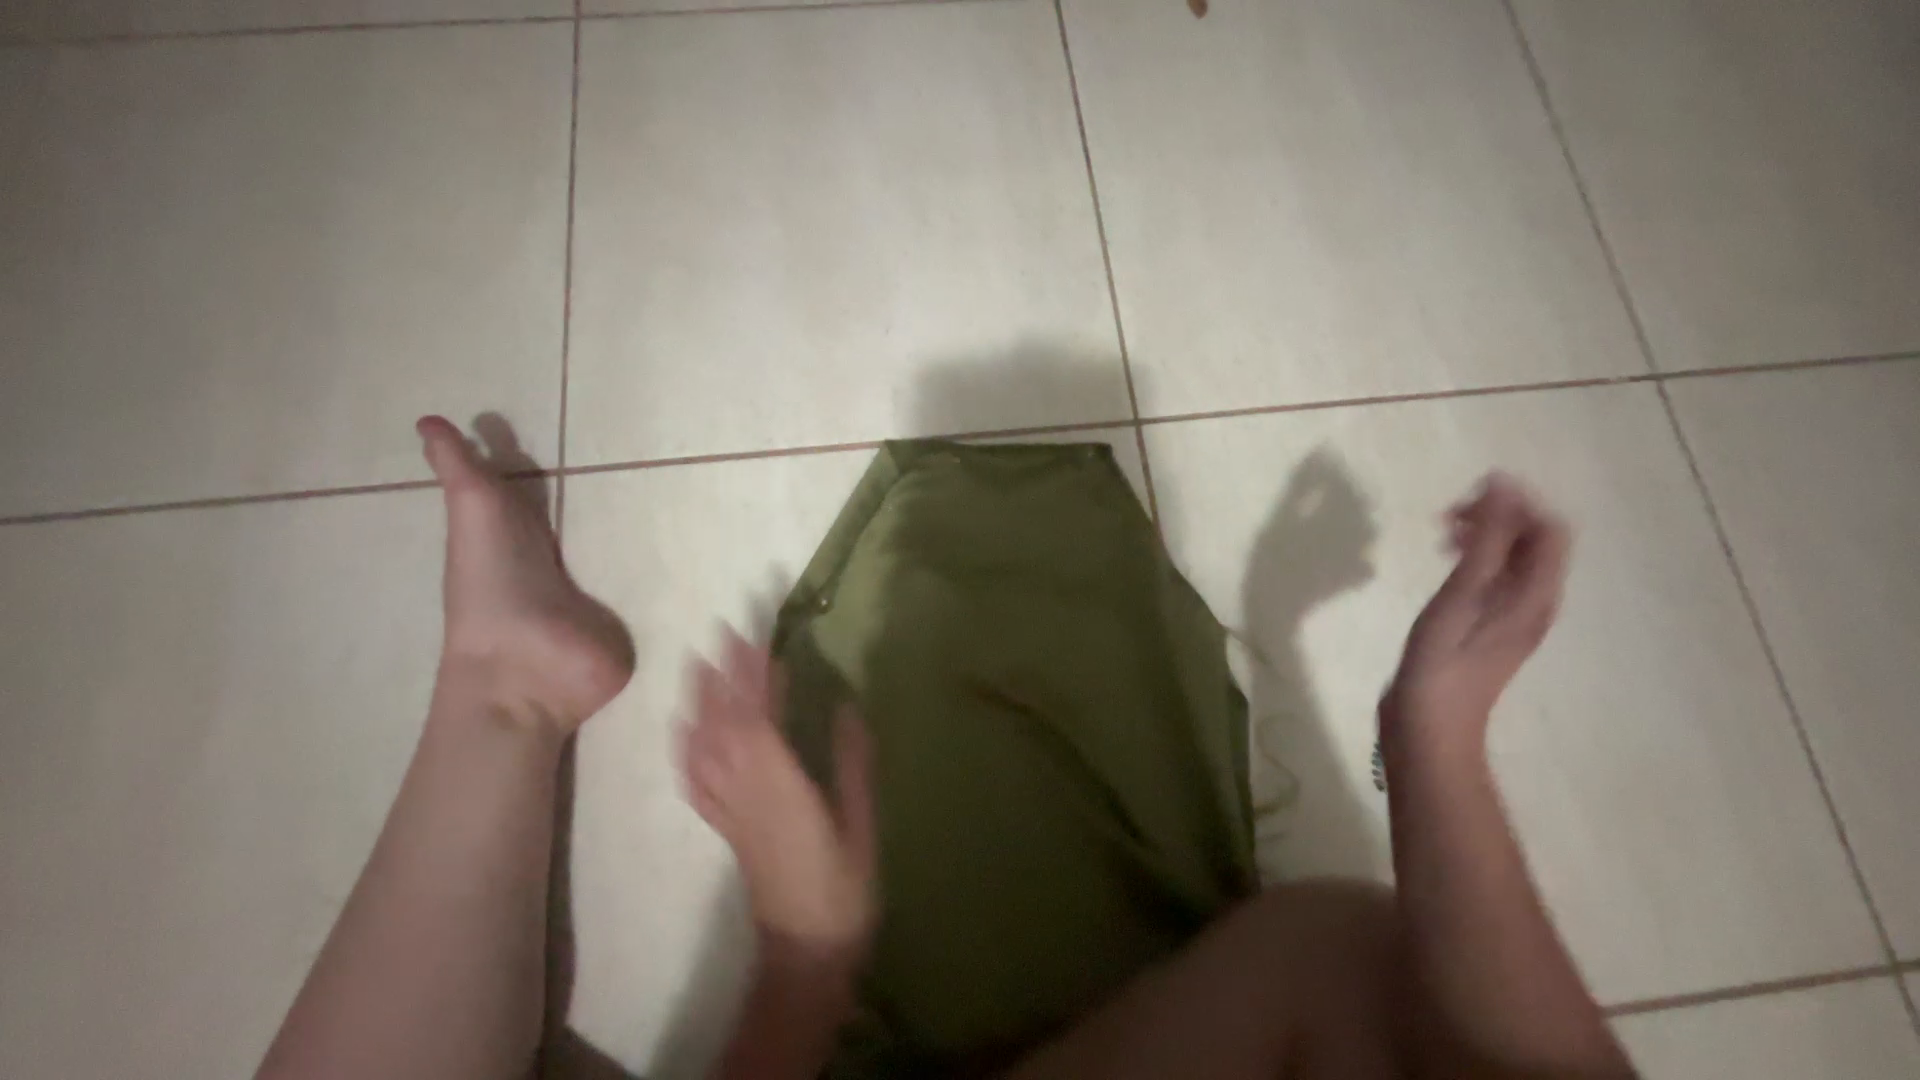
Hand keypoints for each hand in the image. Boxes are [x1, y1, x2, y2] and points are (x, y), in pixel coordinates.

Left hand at [679, 630, 877, 966]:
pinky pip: (694, 780)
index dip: (751, 675)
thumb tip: (846, 706)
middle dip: (721, 675)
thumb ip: (852, 763)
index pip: (758, 717)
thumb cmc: (842, 886)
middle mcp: (744, 791)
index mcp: (781, 786)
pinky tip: (685, 729)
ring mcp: (728, 810)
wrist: (804, 947)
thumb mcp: (860, 822)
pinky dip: (686, 747)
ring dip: (698, 702)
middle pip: (723, 723)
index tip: (750, 637)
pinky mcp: (722, 826)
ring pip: (702, 746)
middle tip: (722, 632)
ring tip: (699, 664)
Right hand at [1383, 474, 1570, 746]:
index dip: (1515, 502)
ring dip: (1481, 537)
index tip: (1464, 496)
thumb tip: (1501, 485)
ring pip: (1511, 560)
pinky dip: (1471, 560)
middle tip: (1445, 517)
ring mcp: (1510, 618)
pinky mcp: (1485, 628)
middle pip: (1533, 541)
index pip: (1549, 528)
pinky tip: (1441, 566)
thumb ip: (1485, 540)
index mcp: (1535, 594)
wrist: (1429, 729)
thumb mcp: (1462, 596)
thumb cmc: (1442, 663)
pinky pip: (1492, 580)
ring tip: (1439, 536)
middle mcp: (1532, 603)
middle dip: (1496, 516)